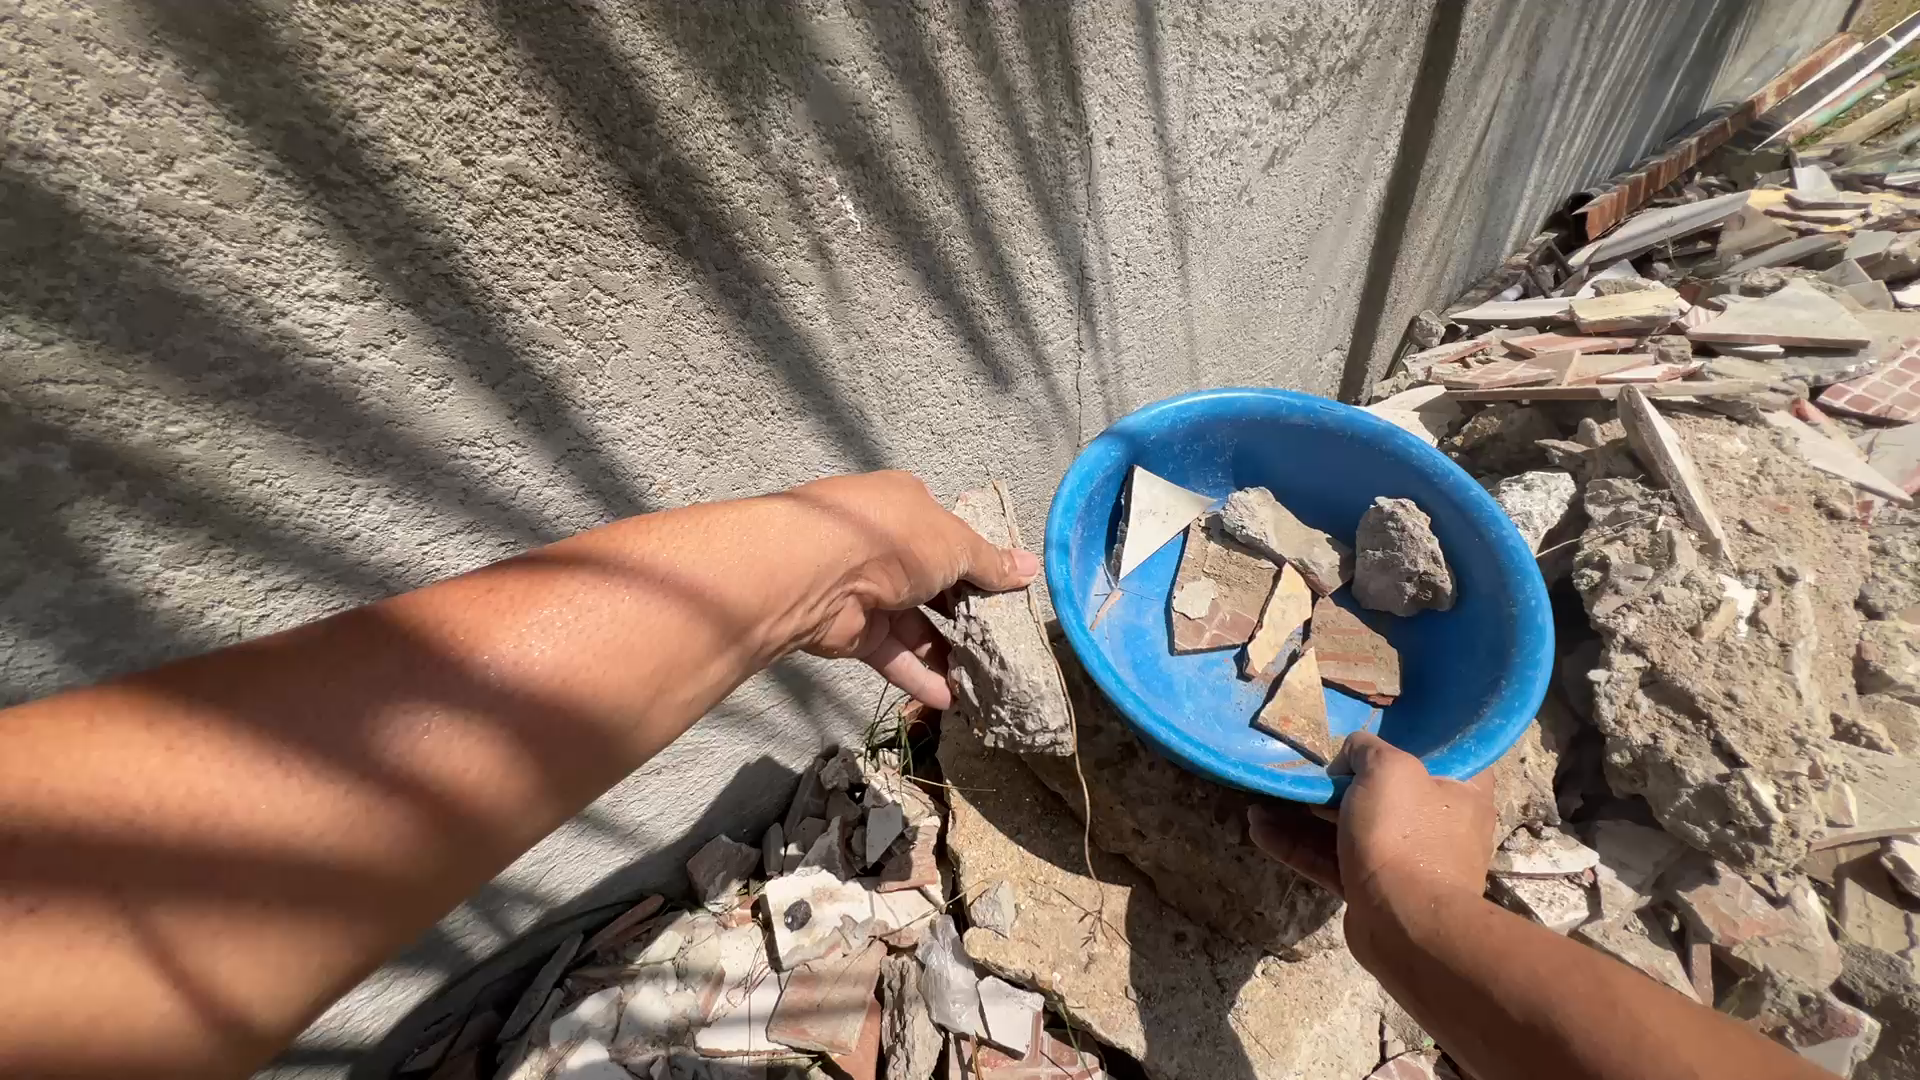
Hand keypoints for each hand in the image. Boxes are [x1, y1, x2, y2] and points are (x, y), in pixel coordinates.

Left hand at [770, 471, 1038, 708]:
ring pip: (915, 625)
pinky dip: (919, 674)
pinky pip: (893, 654)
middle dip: (967, 614)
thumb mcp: (954, 544)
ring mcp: (868, 590)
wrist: (814, 572)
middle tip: (1003, 641)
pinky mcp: (853, 631)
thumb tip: (1030, 567)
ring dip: (947, 652)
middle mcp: (886, 546)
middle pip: (935, 584)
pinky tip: (951, 698)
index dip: (980, 564)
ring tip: (984, 679)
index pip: (951, 537)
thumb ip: (989, 563)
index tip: (1009, 592)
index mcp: (908, 508)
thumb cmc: (892, 539)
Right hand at [1247, 731, 1495, 964]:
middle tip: (1296, 765)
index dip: (1404, 737)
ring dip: (1299, 814)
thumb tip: (1352, 752)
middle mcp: (1433, 824)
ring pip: (1343, 826)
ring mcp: (1401, 860)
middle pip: (1377, 790)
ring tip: (1257, 803)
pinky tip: (1259, 831)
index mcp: (1457, 792)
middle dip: (1330, 779)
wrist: (1404, 923)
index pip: (1439, 754)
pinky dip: (1295, 844)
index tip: (1365, 728)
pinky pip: (1328, 858)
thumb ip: (1367, 748)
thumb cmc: (1403, 834)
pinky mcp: (1369, 888)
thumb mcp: (1387, 768)